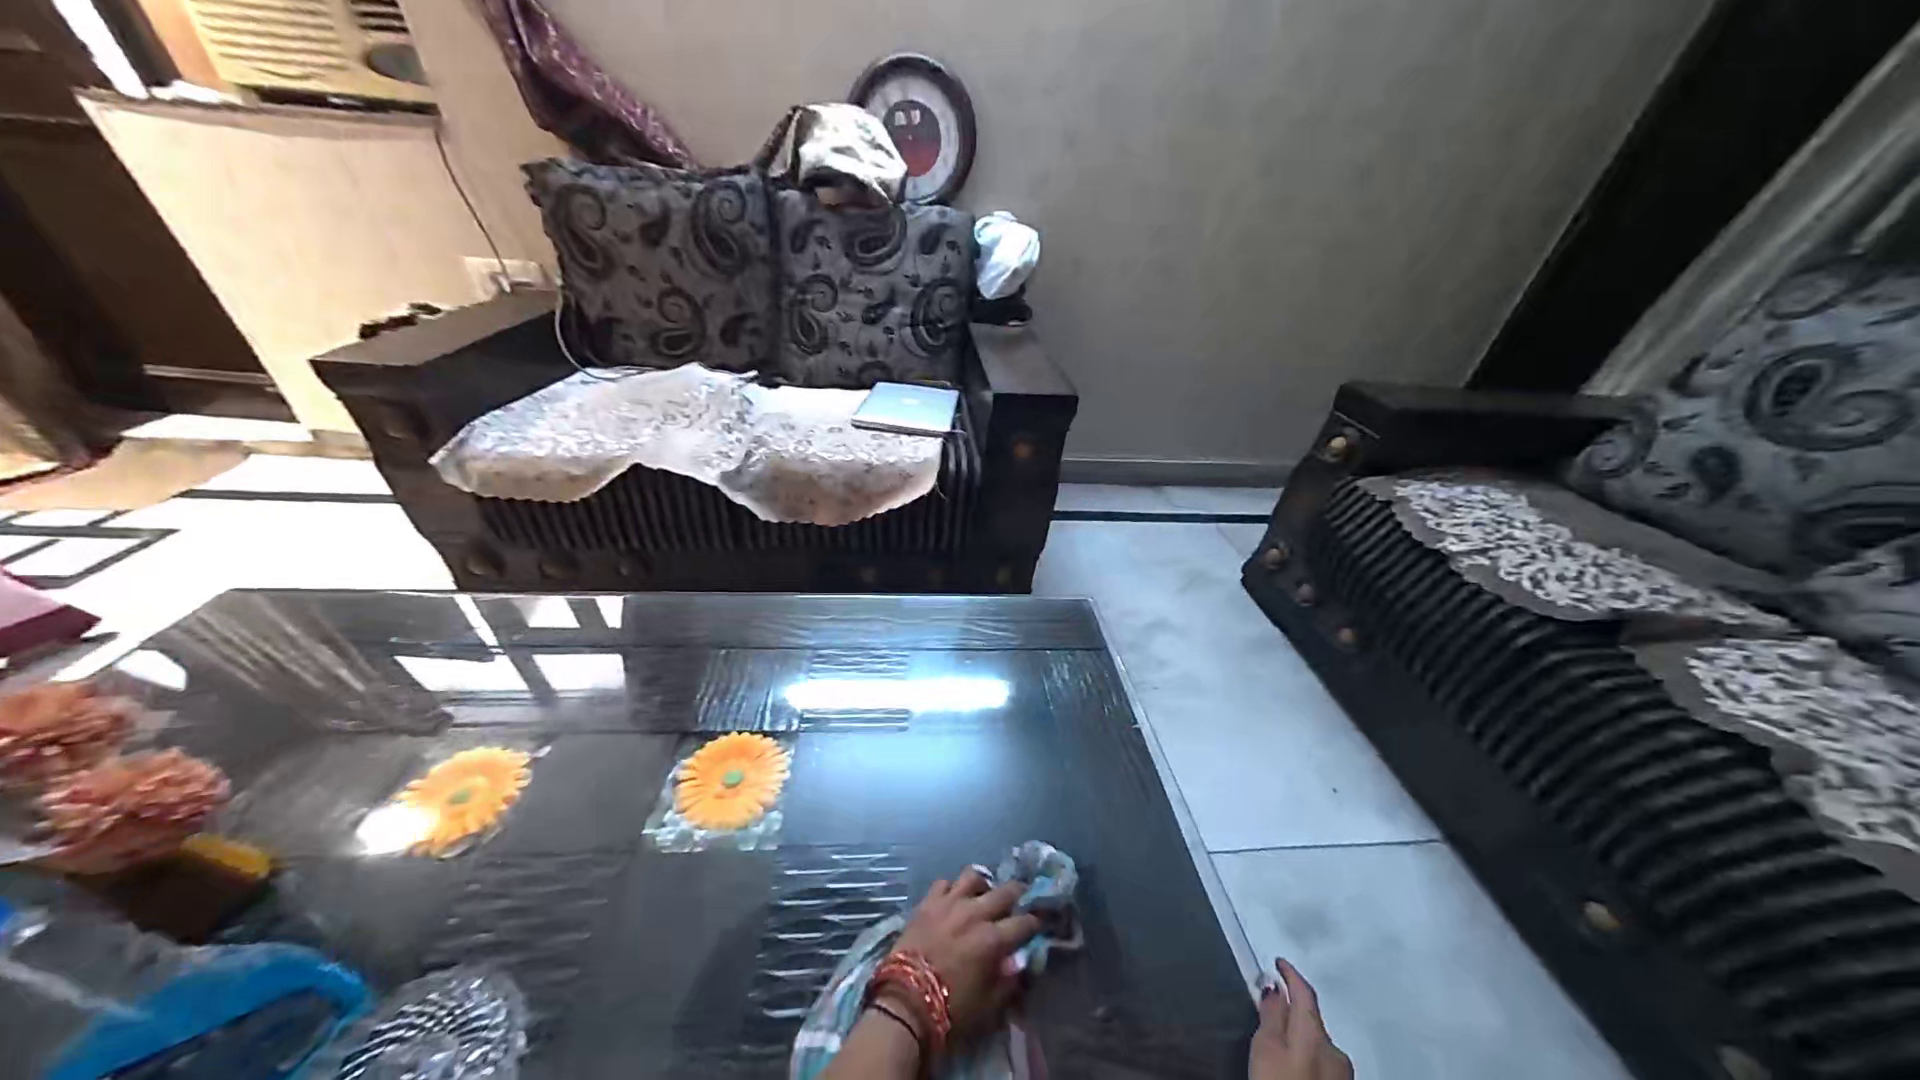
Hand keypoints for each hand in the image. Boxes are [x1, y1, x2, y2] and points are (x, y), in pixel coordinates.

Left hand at [888, 866, 1042, 1036]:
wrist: (905, 1001)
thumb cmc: (951, 1008)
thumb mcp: (990, 1004)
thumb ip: (1009, 980)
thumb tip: (1020, 962)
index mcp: (993, 938)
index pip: (1025, 922)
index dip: (1035, 921)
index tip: (1038, 922)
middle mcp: (975, 913)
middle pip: (1006, 891)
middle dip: (1018, 894)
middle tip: (1019, 900)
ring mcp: (950, 903)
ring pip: (974, 876)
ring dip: (983, 885)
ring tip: (983, 894)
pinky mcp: (928, 902)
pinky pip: (944, 883)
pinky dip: (952, 889)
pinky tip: (952, 899)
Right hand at [1249, 958, 1351, 1079]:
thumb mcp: (1265, 1048)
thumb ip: (1271, 1014)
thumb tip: (1273, 985)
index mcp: (1315, 1033)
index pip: (1306, 992)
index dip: (1291, 973)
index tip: (1279, 962)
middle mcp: (1336, 1051)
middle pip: (1312, 1018)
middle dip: (1294, 1007)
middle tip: (1271, 999)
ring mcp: (1343, 1075)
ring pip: (1317, 1042)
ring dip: (1300, 1033)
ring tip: (1277, 1037)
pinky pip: (1322, 1062)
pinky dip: (1306, 1055)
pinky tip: (1292, 1066)